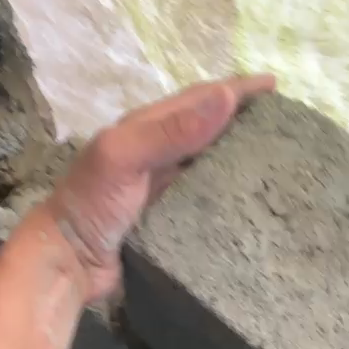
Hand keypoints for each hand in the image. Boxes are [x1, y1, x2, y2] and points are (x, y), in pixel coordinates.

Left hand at [37, 74, 275, 303]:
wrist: (67, 262)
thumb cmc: (91, 204)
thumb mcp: (126, 157)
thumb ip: (172, 130)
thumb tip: (227, 97)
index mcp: (144, 129)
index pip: (198, 99)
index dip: (234, 89)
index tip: (274, 86)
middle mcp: (154, 154)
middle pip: (205, 129)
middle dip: (240, 121)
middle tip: (281, 125)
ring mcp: (159, 190)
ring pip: (205, 166)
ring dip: (235, 159)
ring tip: (272, 163)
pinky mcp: (164, 222)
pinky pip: (201, 203)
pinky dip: (223, 197)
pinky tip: (245, 205)